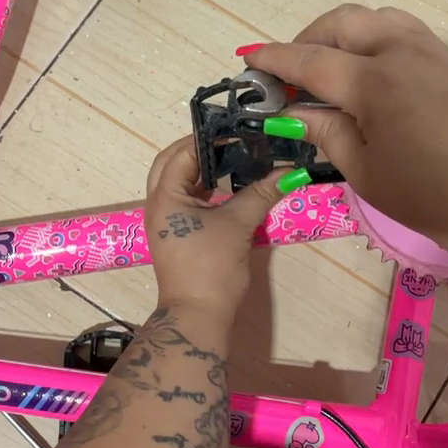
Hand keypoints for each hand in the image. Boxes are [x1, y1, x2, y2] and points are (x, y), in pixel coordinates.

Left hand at [144, 136, 284, 318]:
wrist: (198, 316)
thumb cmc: (211, 268)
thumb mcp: (238, 226)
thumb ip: (261, 194)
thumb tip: (289, 171)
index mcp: (164, 197)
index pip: (181, 153)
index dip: (207, 140)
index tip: (235, 131)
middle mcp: (158, 205)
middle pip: (172, 164)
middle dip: (199, 151)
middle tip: (229, 142)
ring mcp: (164, 222)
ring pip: (179, 184)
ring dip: (202, 171)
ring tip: (233, 160)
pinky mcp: (175, 235)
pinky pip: (186, 202)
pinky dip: (204, 191)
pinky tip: (228, 188)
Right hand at [245, 4, 447, 258]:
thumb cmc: (431, 197)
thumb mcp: (365, 172)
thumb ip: (326, 132)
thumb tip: (295, 112)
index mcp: (375, 82)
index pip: (311, 60)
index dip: (275, 59)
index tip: (248, 59)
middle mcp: (402, 51)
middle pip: (343, 22)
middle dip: (308, 38)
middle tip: (290, 73)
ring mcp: (433, 50)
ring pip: (376, 18)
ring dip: (344, 33)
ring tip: (331, 67)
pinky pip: (404, 31)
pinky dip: (375, 39)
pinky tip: (371, 74)